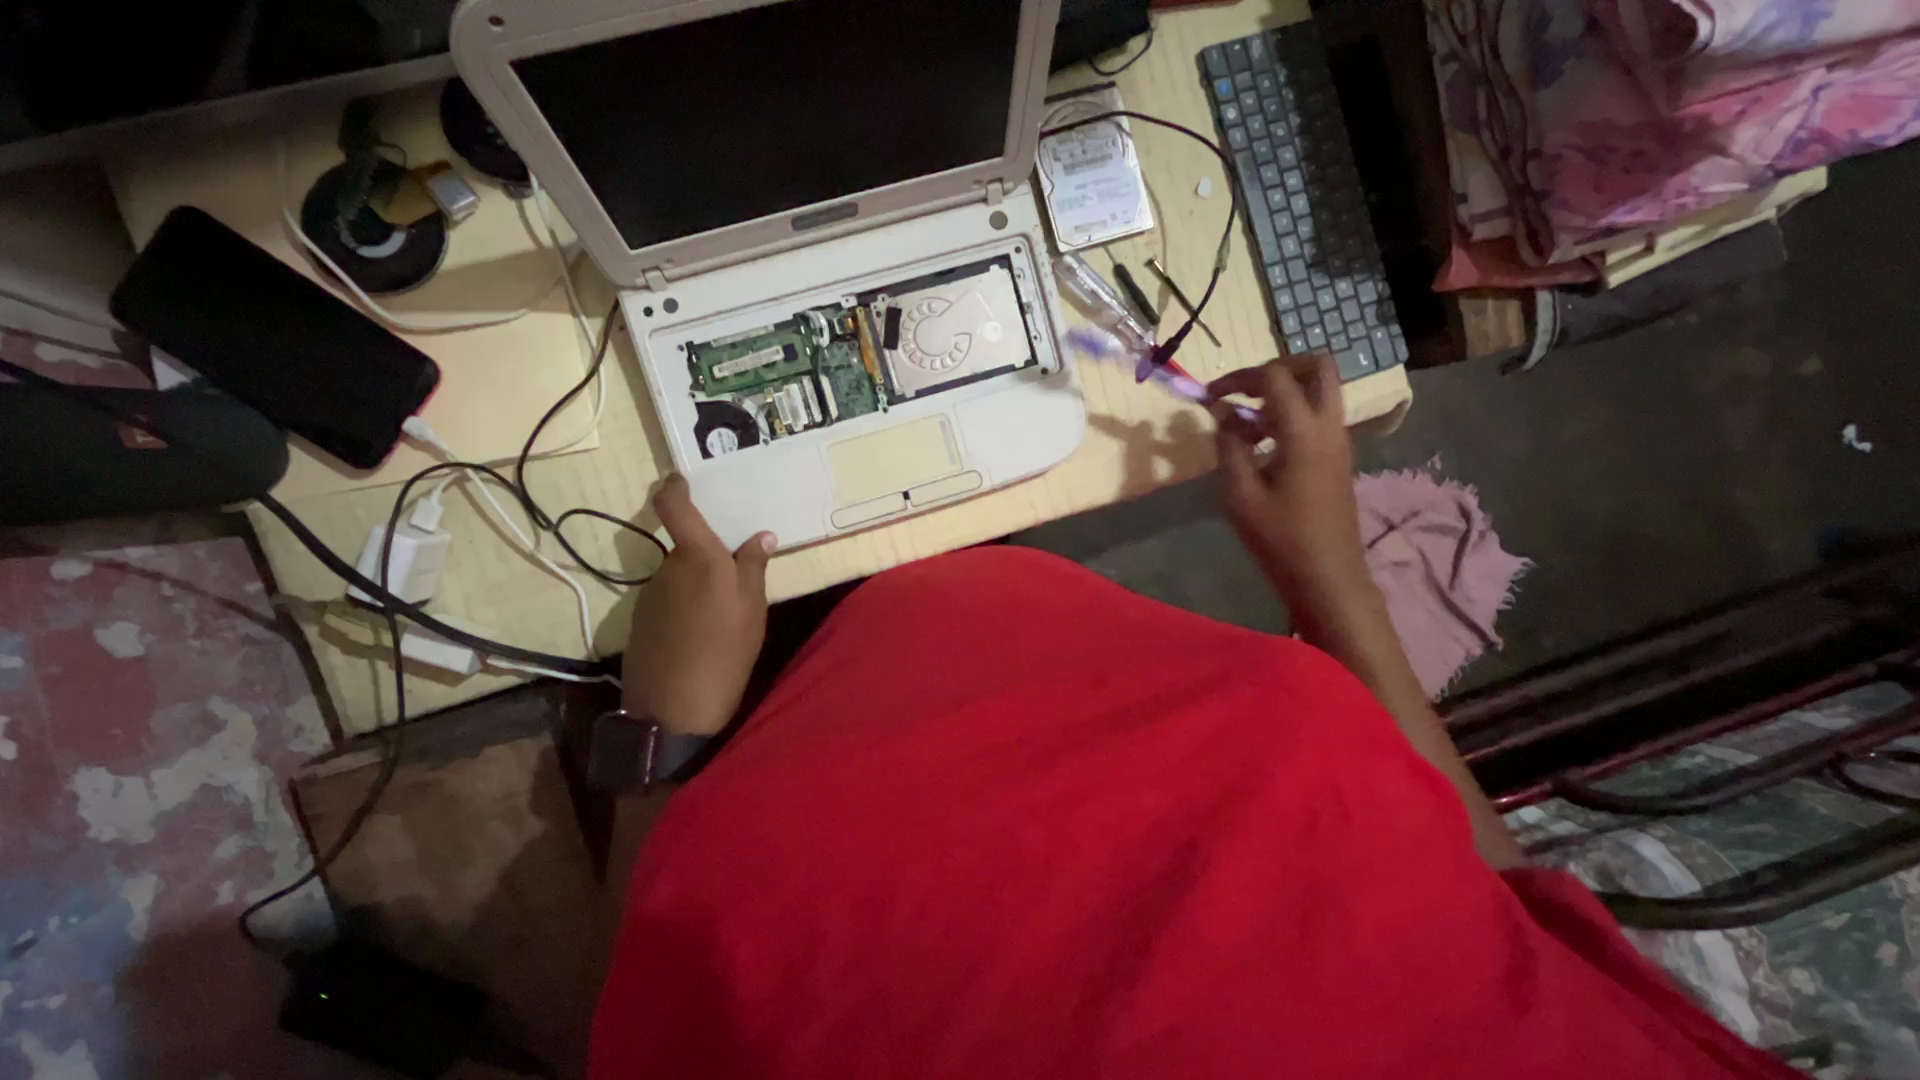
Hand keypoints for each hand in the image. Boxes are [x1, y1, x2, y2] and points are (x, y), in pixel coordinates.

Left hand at [622, 474, 776, 735]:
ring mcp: (649, 597)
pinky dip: (684, 609)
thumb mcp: (752, 610)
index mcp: (698, 558)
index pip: (675, 508)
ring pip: (677, 577)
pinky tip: (701, 636)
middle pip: (684, 548)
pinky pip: (667, 603)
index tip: (681, 480)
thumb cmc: (724, 652)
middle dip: (706, 555)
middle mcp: (667, 569)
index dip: (675, 489)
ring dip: (696, 586)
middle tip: (735, 575)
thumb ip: (754, 568)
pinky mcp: (640, 623)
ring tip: (722, 616)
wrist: (673, 710)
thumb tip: (761, 537)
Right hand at [1208, 356, 1371, 611]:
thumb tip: (1222, 413)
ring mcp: (1339, 441)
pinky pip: (1319, 415)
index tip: (1211, 396)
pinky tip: (1261, 443)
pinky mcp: (1338, 457)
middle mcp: (1329, 426)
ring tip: (1245, 421)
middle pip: (1317, 366)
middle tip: (1244, 389)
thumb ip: (1229, 447)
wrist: (1328, 577)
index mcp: (1303, 433)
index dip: (1239, 378)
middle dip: (1278, 367)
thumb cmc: (1280, 540)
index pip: (1275, 377)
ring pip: (1321, 390)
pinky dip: (1292, 413)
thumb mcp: (1240, 496)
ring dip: (1284, 392)